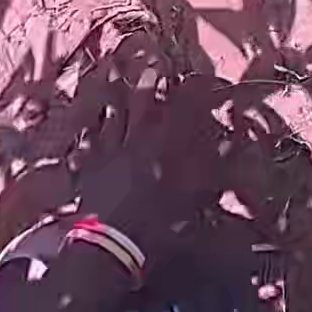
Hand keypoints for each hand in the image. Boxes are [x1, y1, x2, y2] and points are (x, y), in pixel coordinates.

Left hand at [73, 66, 232, 260]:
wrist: (109, 247)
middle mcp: (134, 145)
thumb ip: (211, 173)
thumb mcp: (192, 201)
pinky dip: (86, 134)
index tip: (191, 78)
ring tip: (115, 76)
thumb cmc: (155, 227)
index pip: (176, 115)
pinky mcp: (88, 170)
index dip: (184, 95)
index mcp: (161, 151)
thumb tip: (226, 146)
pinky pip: (86, 145)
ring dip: (115, 98)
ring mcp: (107, 155)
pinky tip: (85, 126)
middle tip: (150, 64)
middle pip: (141, 108)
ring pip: (112, 119)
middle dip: (147, 85)